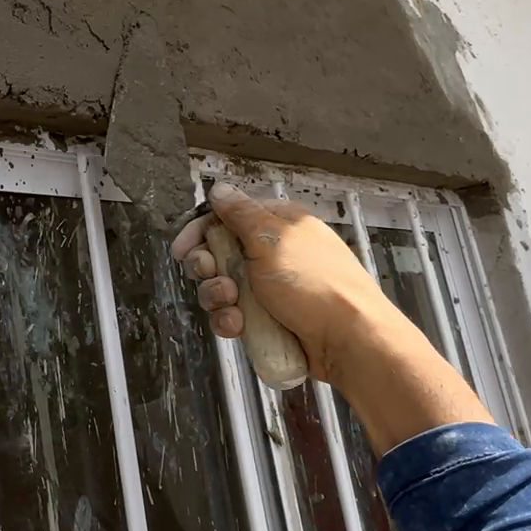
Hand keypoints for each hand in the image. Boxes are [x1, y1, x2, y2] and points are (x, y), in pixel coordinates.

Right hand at [170, 183, 399, 382]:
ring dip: (216, 295)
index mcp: (277, 225)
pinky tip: (237, 326)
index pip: (226, 218)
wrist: (349, 342)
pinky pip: (234, 314)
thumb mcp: (272, 239)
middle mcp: (272, 253)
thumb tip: (219, 189)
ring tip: (231, 304)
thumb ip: (240, 213)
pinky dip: (229, 319)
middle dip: (207, 266)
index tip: (181, 250)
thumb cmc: (312, 282)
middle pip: (218, 253)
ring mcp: (270, 288)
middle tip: (210, 274)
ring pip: (222, 286)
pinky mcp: (268, 319)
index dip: (199, 232)